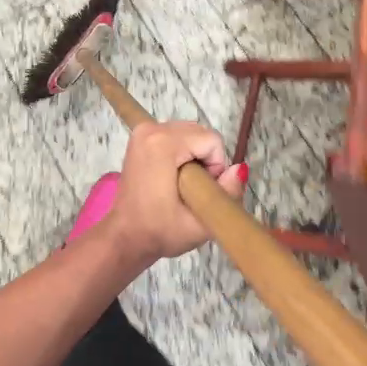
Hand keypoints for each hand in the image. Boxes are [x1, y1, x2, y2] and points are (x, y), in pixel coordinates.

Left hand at [104, 121, 247, 261]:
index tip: (203, 191)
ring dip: (196, 156)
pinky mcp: (141, 136)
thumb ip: (226, 194)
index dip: (216, 167)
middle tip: (195, 189)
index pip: (211, 140)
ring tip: (184, 185)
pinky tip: (174, 177)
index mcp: (162, 144)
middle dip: (206, 160)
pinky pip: (176, 135)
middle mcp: (151, 129)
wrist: (125, 236)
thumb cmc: (160, 232)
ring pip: (190, 132)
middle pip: (200, 133)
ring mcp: (143, 130)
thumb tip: (240, 168)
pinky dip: (183, 152)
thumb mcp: (200, 224)